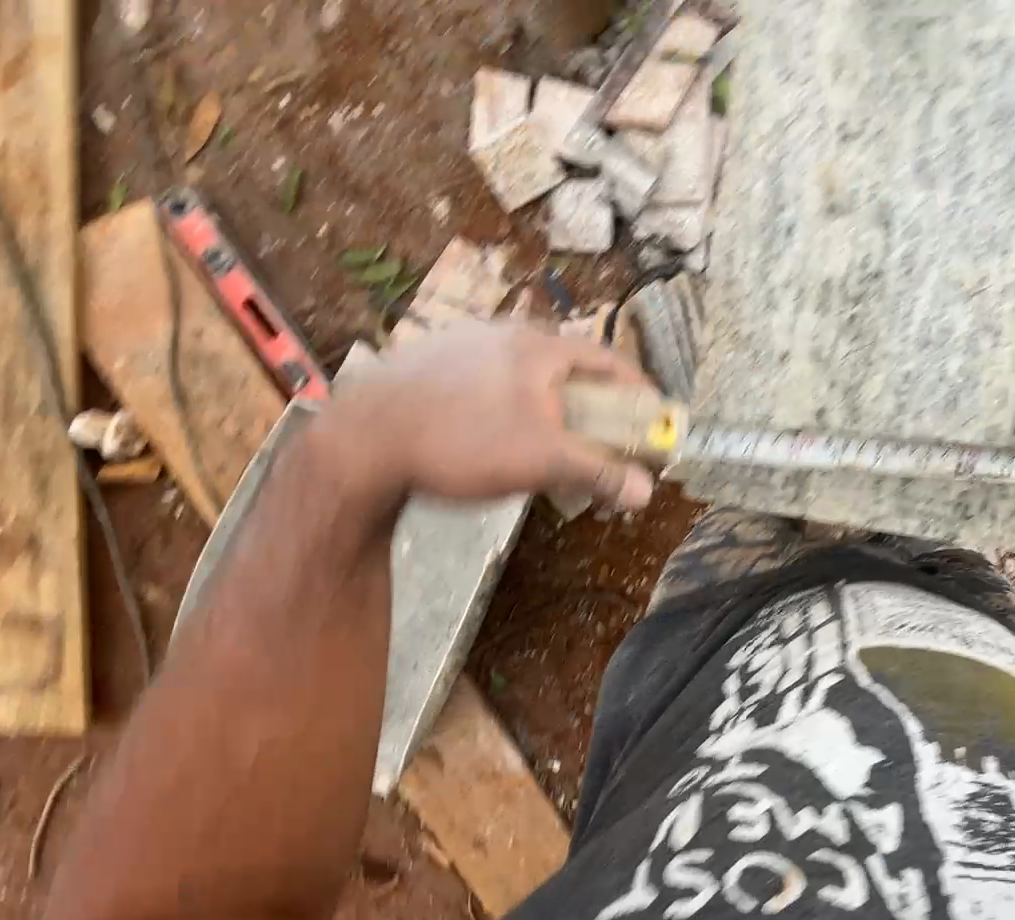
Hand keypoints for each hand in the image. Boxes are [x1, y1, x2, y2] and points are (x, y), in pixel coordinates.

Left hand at [324, 319, 657, 508]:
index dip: (636, 385)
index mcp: (537, 347)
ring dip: (546, 396)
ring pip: (522, 367)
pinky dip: (506, 399)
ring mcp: (459, 342)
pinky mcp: (427, 361)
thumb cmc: (464, 442)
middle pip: (565, 360)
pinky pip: (485, 375)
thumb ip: (598, 472)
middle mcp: (501, 333)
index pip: (605, 357)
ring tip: (547, 431)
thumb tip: (647, 492)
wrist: (362, 442)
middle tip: (601, 427)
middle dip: (590, 395)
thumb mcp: (542, 461)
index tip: (652, 411)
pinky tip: (491, 428)